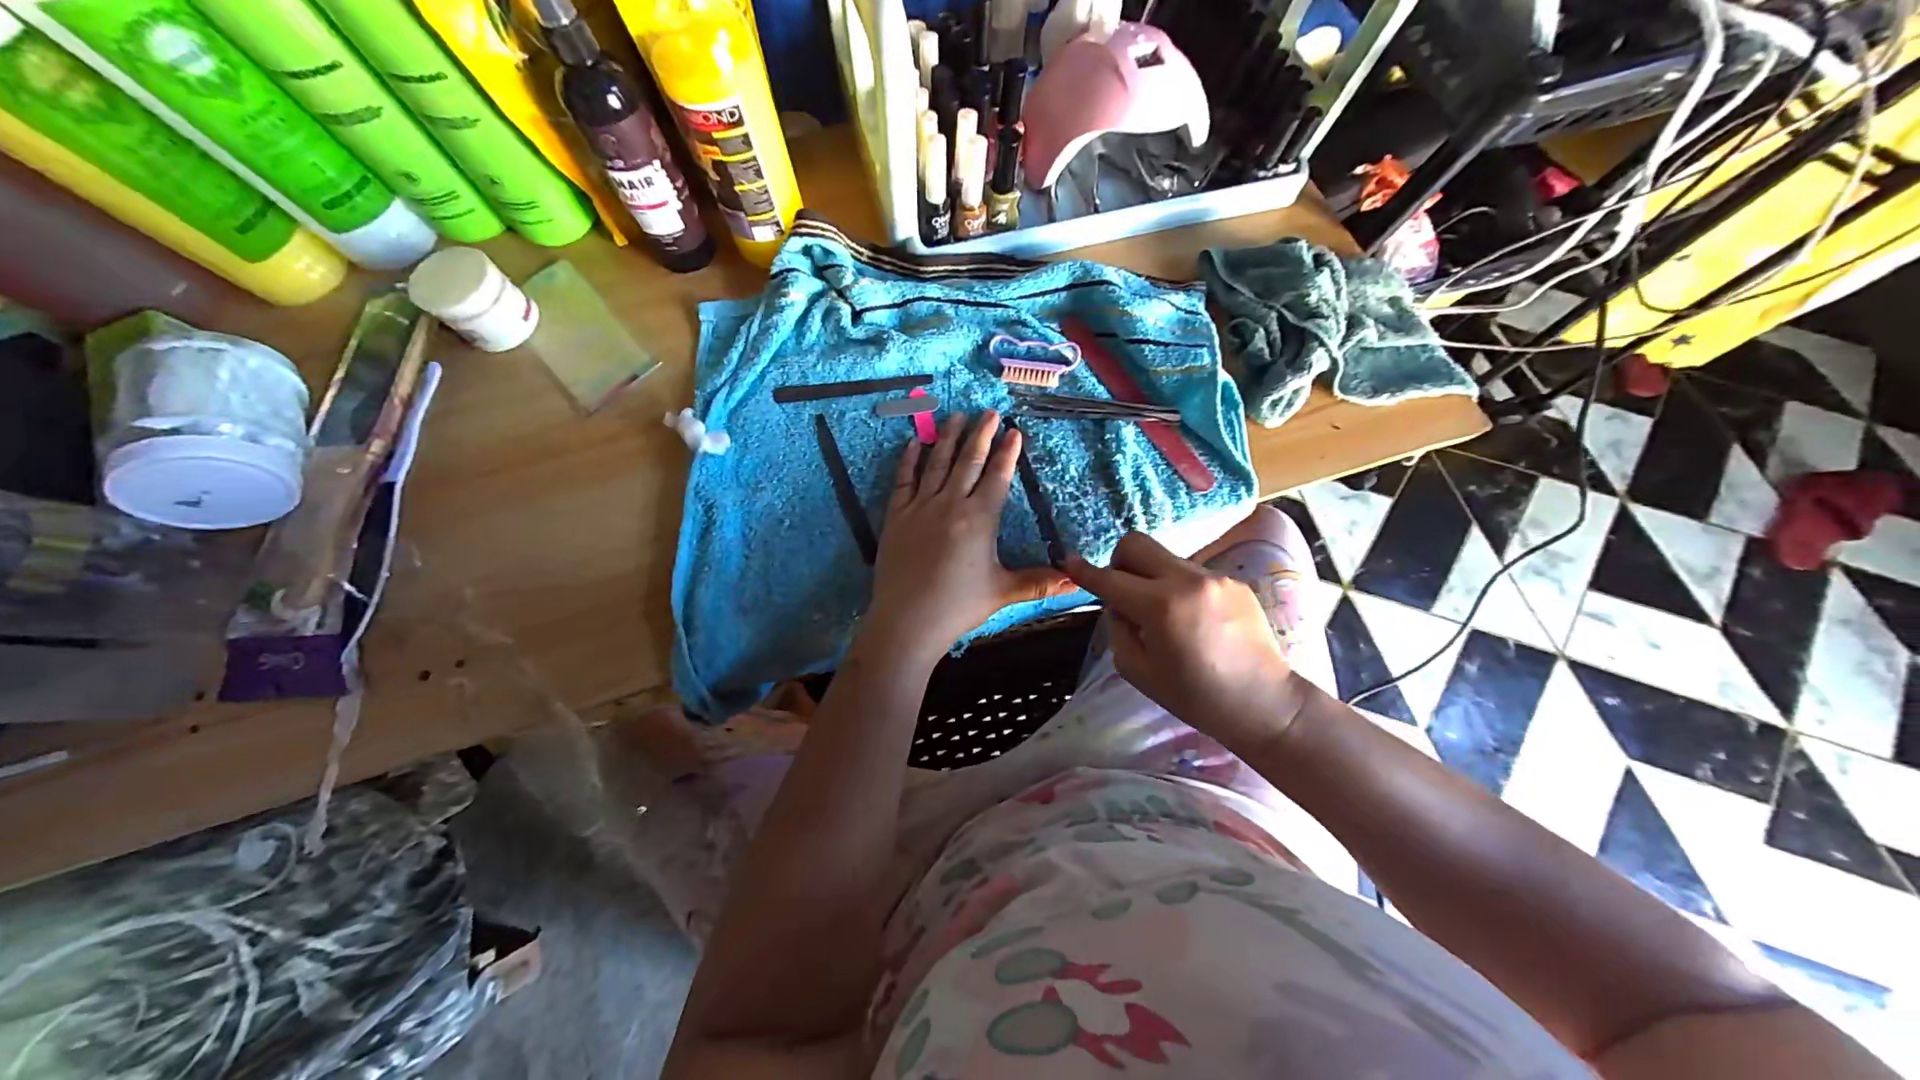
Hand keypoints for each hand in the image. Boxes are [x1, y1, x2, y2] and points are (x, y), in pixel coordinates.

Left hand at [866, 411, 1073, 657]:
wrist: (907, 620)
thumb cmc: (958, 606)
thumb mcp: (1003, 592)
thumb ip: (1039, 582)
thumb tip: (1077, 581)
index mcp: (980, 519)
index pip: (997, 476)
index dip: (1007, 452)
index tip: (1013, 431)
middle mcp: (950, 504)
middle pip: (968, 461)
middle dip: (981, 434)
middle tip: (989, 412)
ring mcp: (920, 507)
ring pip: (937, 463)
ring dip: (948, 437)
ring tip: (957, 416)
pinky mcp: (896, 516)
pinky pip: (903, 479)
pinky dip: (910, 458)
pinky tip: (916, 441)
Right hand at [1065, 532, 1303, 752]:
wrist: (1263, 703)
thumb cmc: (1195, 697)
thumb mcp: (1138, 671)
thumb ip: (1119, 628)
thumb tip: (1119, 605)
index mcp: (1160, 606)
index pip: (1110, 579)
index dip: (1085, 571)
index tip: (1069, 560)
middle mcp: (1187, 580)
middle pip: (1137, 544)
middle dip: (1119, 561)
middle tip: (1122, 590)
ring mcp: (1214, 577)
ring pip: (1165, 558)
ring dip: (1151, 577)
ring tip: (1163, 615)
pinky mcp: (1233, 581)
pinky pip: (1191, 573)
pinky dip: (1179, 588)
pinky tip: (1192, 620)